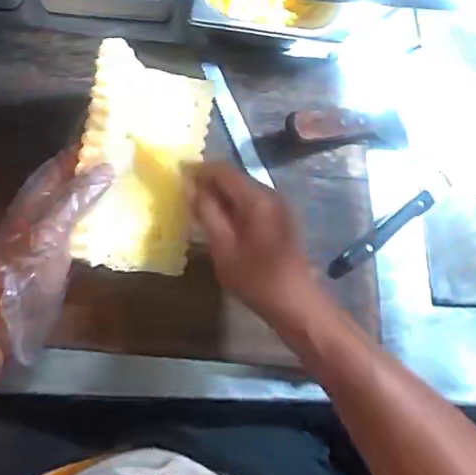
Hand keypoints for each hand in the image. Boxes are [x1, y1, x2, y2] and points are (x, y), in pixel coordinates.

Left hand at [0, 150, 113, 365]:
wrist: (0, 325)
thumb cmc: (23, 276)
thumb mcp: (51, 235)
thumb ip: (75, 200)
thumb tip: (104, 167)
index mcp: (34, 198)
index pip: (61, 163)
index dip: (84, 150)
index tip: (115, 139)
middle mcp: (39, 210)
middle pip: (69, 181)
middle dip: (95, 171)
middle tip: (129, 162)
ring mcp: (46, 233)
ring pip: (74, 203)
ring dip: (97, 194)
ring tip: (128, 186)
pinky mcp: (53, 255)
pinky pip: (78, 226)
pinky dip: (96, 219)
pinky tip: (115, 222)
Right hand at [191, 162, 329, 333]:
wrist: (298, 306)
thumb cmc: (256, 280)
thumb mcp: (223, 248)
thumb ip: (206, 212)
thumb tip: (189, 184)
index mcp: (256, 198)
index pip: (222, 169)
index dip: (198, 170)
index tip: (177, 179)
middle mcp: (269, 192)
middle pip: (233, 176)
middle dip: (208, 183)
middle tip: (186, 199)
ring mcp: (278, 204)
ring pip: (241, 188)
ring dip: (220, 195)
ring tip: (200, 212)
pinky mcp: (280, 216)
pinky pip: (251, 200)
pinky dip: (233, 205)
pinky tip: (222, 224)